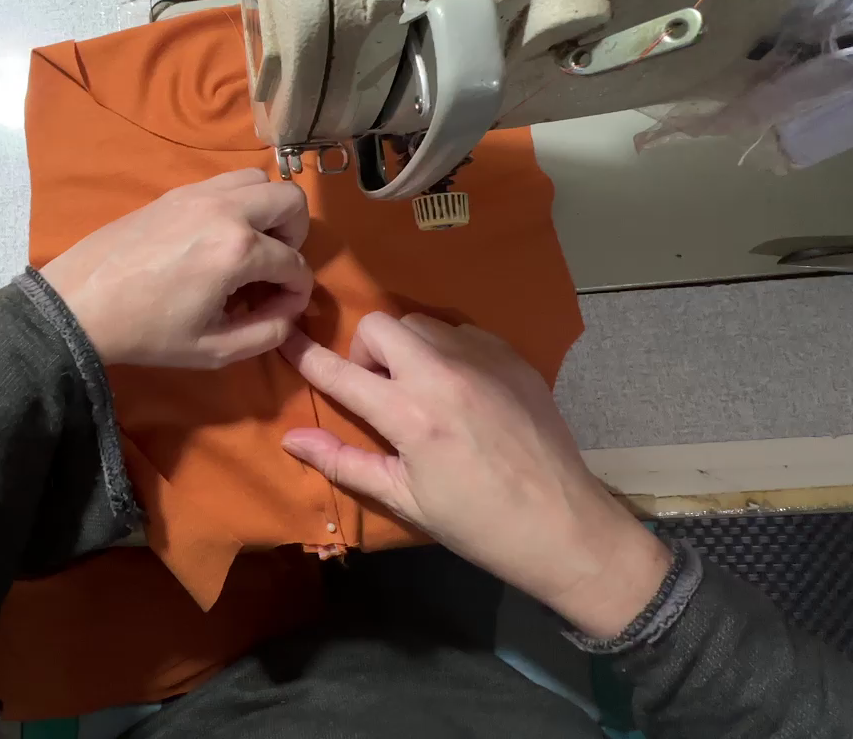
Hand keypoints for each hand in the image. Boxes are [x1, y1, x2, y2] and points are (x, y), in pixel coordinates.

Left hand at [41, 168, 313, 368]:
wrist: (82, 303)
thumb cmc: (147, 331)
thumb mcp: (214, 350)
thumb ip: (267, 333)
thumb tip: (288, 309)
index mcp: (237, 249)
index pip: (294, 263)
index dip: (298, 291)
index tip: (281, 307)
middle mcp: (225, 209)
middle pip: (290, 200)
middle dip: (294, 235)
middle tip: (273, 266)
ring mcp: (198, 193)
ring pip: (259, 179)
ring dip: (267, 210)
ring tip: (249, 245)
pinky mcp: (176, 191)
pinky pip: (225, 181)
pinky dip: (237, 201)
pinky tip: (217, 235)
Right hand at [279, 313, 670, 639]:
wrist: (568, 529)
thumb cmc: (476, 523)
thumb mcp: (402, 498)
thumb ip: (342, 461)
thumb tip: (290, 438)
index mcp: (409, 415)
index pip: (339, 372)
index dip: (304, 354)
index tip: (285, 336)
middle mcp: (441, 374)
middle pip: (380, 326)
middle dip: (367, 352)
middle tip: (381, 391)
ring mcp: (481, 360)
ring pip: (419, 324)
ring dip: (407, 350)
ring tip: (422, 388)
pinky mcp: (511, 357)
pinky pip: (460, 332)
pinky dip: (446, 351)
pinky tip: (461, 387)